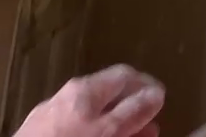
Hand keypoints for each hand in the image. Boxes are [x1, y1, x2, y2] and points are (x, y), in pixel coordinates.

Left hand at [15, 65, 166, 136]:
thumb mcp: (108, 132)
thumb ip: (133, 112)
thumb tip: (157, 93)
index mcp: (84, 87)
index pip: (125, 74)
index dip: (147, 86)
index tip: (162, 103)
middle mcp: (64, 97)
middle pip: (106, 97)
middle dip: (130, 112)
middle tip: (148, 130)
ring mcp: (44, 121)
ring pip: (87, 118)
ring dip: (111, 127)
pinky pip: (69, 131)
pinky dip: (88, 134)